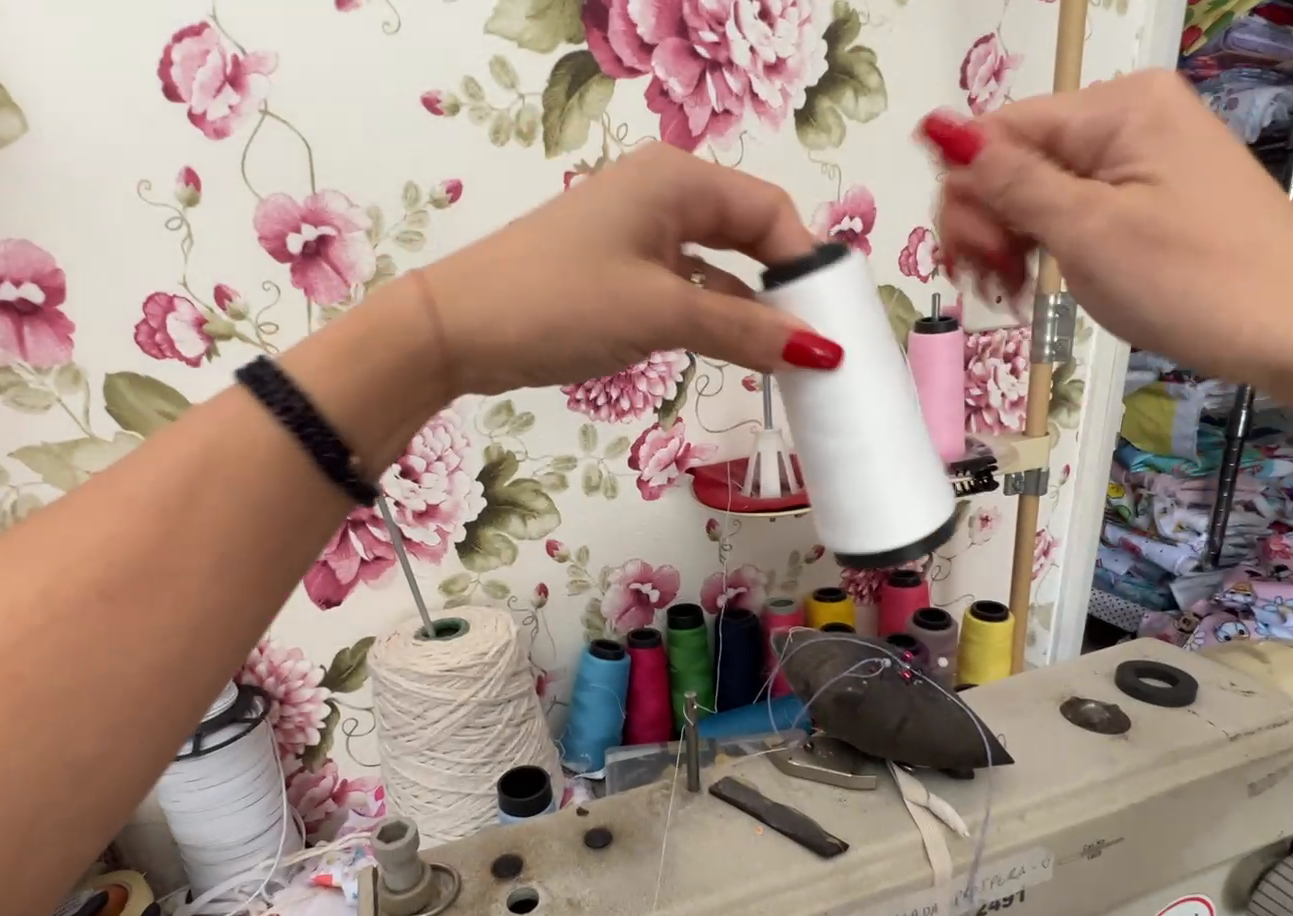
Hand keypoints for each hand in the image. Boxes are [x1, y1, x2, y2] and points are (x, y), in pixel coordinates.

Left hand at [415, 144, 842, 398]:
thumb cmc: (560, 304)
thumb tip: (820, 352)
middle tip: (812, 343)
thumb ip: (744, 331)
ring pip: (715, 266)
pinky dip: (708, 316)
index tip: (833, 322)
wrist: (459, 330)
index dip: (806, 267)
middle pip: (747, 236)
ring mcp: (635, 234)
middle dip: (780, 288)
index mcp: (678, 179)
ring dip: (745, 309)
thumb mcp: (662, 315)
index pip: (771, 212)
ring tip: (779, 359)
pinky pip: (682, 287)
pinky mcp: (615, 271)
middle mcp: (660, 194)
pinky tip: (728, 350)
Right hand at [919, 72, 1292, 386]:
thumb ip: (1012, 184)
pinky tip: (1030, 283)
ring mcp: (1134, 160)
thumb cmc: (1193, 281)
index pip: (996, 132)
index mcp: (1115, 109)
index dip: (965, 193)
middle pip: (1010, 160)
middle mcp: (1123, 120)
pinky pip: (1062, 211)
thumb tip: (945, 135)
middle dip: (984, 222)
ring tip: (1011, 292)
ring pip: (1030, 191)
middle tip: (993, 282)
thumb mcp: (1088, 232)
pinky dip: (1037, 249)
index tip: (968, 257)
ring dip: (1004, 243)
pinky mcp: (1139, 199)